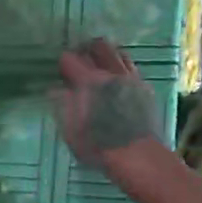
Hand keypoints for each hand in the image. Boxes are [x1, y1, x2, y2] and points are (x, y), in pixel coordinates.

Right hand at [54, 38, 162, 170]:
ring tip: (102, 68)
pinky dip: (123, 70)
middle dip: (87, 50)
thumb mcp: (70, 131)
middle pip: (99, 46)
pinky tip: (120, 82)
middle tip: (82, 61)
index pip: (70, 59)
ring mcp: (131, 79)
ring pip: (119, 53)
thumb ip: (62, 105)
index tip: (61, 74)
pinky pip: (133, 69)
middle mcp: (110, 73)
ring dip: (108, 57)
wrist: (138, 156)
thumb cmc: (99, 147)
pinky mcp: (145, 89)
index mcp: (88, 81)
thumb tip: (56, 90)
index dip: (63, 64)